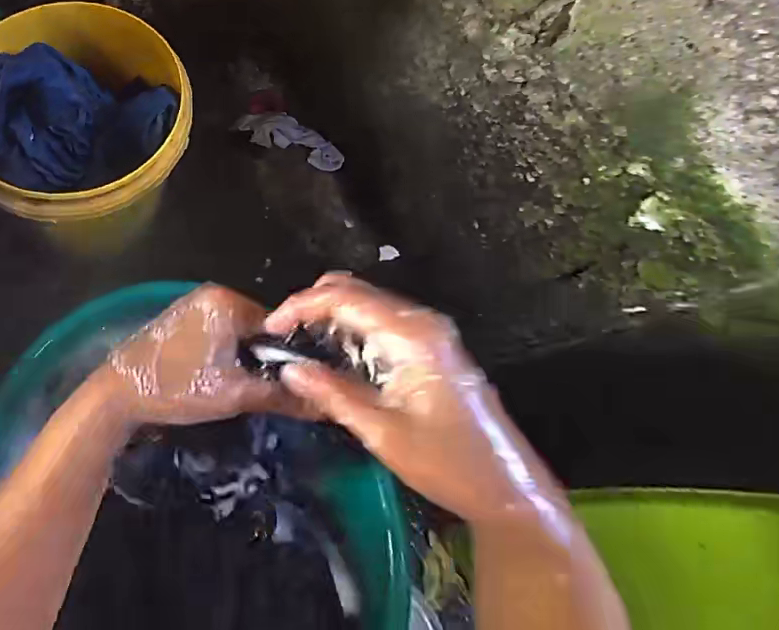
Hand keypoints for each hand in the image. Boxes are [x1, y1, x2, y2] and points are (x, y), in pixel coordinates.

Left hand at [103, 284, 295, 426]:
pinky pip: (217, 330)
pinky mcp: (181, 317)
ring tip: (239, 385)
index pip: (276, 324)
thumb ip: (280, 396)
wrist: (117, 394)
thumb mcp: (235, 395)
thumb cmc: (179, 388)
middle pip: (256, 326)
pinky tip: (215, 375)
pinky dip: (223, 350)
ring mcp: (194, 303)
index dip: (285, 355)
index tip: (290, 382)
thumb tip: (324, 405)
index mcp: (229, 301)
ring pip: (236, 330)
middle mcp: (214, 293)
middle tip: (260, 389)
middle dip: (261, 356)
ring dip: (242, 355)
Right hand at [266, 273, 558, 524]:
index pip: (344, 297)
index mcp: (410, 333)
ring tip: (302, 348)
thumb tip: (289, 369)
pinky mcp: (430, 343)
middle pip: (355, 290)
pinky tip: (337, 356)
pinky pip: (382, 320)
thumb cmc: (446, 463)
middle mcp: (420, 319)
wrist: (507, 488)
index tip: (271, 327)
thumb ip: (332, 394)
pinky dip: (353, 329)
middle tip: (284, 339)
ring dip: (332, 318)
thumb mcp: (382, 432)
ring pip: (367, 303)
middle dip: (313, 307)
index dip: (301, 305)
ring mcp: (428, 329)